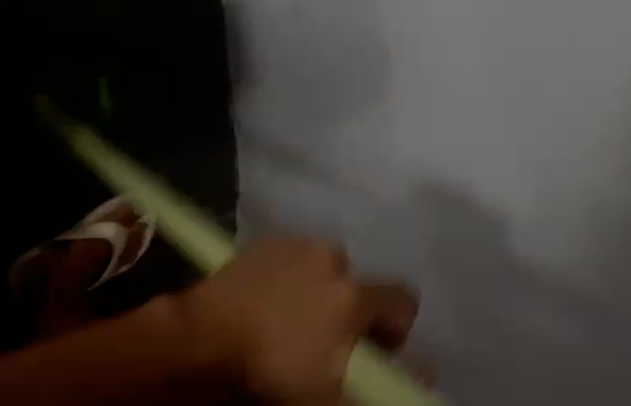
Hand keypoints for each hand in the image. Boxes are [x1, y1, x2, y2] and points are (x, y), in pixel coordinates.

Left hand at [174, 236, 418, 403]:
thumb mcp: (336, 395)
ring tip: (294, 320)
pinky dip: (293, 275)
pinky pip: (295, 257)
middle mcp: (330, 258)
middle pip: (359, 285)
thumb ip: (384, 386)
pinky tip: (271, 301)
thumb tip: (423, 370)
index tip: (375, 351)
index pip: (404, 300)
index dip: (397, 330)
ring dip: (321, 291)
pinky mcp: (265, 240)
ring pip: (325, 269)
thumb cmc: (275, 370)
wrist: (207, 335)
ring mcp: (294, 244)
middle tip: (328, 342)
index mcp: (353, 294)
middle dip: (353, 311)